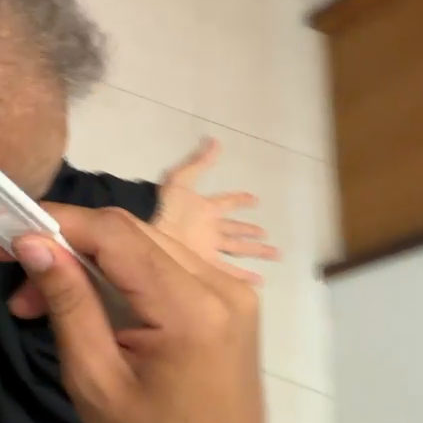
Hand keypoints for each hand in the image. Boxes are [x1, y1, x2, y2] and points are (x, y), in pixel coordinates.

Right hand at [8, 208, 278, 422]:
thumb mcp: (94, 377)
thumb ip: (67, 301)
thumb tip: (31, 242)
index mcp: (189, 308)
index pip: (113, 233)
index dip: (54, 223)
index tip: (3, 236)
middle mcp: (220, 285)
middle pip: (126, 230)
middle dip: (62, 241)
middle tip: (11, 270)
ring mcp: (230, 289)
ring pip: (138, 241)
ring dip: (82, 258)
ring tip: (36, 298)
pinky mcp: (225, 299)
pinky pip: (157, 261)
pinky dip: (111, 271)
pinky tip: (80, 299)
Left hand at [152, 137, 277, 283]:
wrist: (147, 232)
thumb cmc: (165, 207)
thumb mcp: (181, 180)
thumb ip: (198, 162)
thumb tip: (213, 140)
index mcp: (204, 209)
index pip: (226, 201)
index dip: (240, 199)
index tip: (255, 199)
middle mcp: (208, 229)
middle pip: (234, 229)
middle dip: (250, 231)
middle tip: (267, 234)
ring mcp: (207, 248)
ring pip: (237, 250)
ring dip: (256, 252)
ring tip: (276, 254)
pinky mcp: (204, 266)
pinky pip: (228, 273)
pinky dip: (244, 277)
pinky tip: (260, 283)